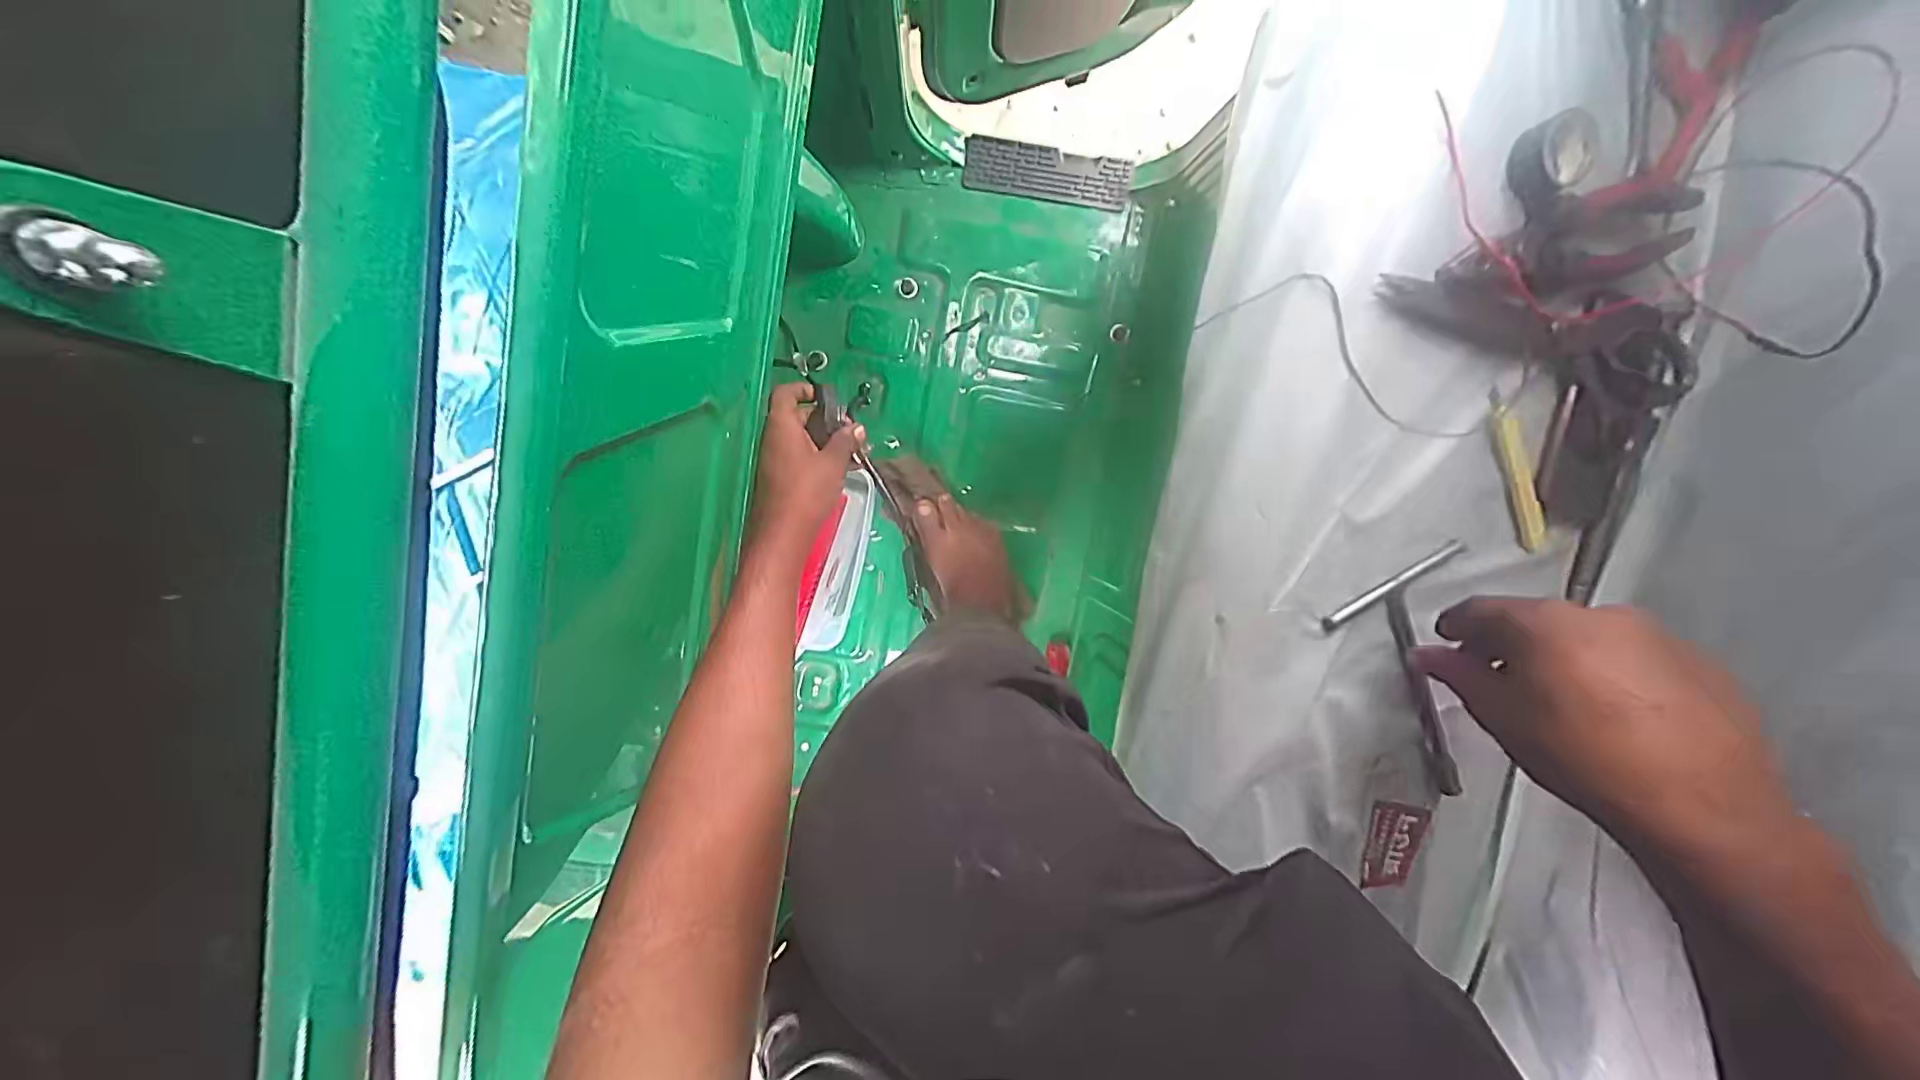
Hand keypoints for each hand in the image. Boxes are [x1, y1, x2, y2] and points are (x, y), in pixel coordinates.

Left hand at [745, 382, 860, 565]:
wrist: (783, 534)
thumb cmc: (806, 492)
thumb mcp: (833, 463)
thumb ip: (845, 441)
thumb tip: (856, 427)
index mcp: (781, 426)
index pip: (785, 393)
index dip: (804, 388)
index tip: (826, 396)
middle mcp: (773, 439)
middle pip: (795, 416)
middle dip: (823, 419)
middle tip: (849, 431)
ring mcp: (773, 460)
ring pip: (799, 439)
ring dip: (823, 441)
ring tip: (849, 452)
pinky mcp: (778, 479)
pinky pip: (797, 457)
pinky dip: (816, 457)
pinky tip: (837, 470)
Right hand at [1417, 597, 1794, 854]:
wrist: (1703, 808)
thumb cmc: (1588, 760)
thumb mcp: (1500, 716)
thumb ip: (1458, 675)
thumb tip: (1432, 657)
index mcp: (1544, 623)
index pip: (1479, 609)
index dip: (1455, 627)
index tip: (1449, 645)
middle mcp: (1600, 617)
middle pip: (1534, 619)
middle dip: (1508, 644)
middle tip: (1496, 680)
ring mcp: (1655, 636)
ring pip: (1583, 636)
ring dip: (1559, 658)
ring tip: (1555, 704)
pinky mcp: (1698, 663)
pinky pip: (1631, 656)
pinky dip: (1608, 673)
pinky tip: (1608, 716)